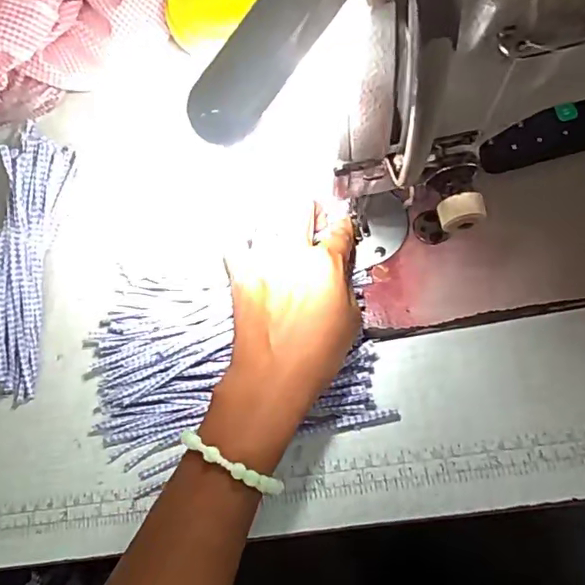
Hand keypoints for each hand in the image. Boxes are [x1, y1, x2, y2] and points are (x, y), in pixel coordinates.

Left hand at [201, 202, 360, 469]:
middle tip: (310, 214)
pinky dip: (240, 239)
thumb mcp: (350, 321)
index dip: (344, 225)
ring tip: (279, 226)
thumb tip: (341, 275)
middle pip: (300, 208)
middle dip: (308, 209)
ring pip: (268, 219)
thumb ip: (346, 288)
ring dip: (276, 220)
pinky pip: (234, 243)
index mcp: (327, 264)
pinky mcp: (240, 274)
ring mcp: (263, 261)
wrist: (272, 375)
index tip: (342, 227)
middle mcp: (294, 254)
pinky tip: (246, 241)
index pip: (341, 228)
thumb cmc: (312, 356)